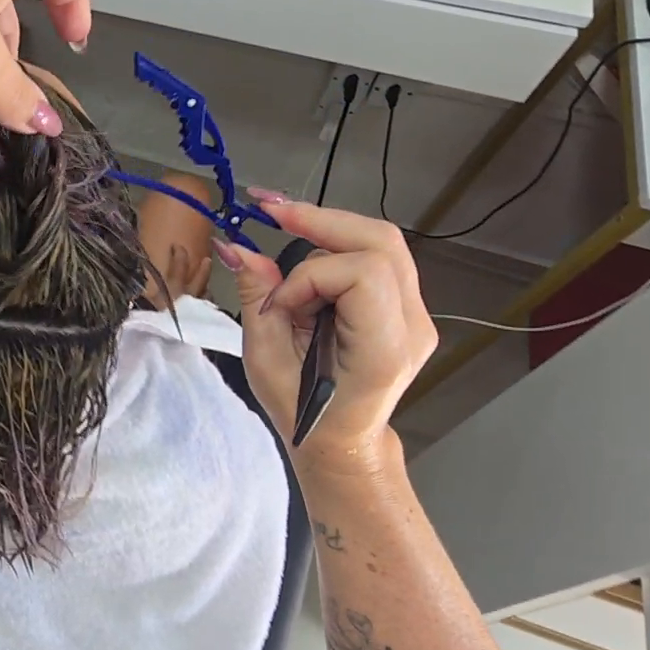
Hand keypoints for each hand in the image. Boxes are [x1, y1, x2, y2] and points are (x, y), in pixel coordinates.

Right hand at [213, 195, 438, 465]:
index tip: (278, 302)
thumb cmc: (301, 411)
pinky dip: (338, 242)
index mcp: (383, 348)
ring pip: (382, 241)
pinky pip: (377, 255)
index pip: (361, 273)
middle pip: (381, 241)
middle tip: (268, 209)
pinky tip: (305, 242)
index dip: (310, 274)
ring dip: (328, 226)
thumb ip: (257, 296)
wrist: (342, 440)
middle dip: (321, 219)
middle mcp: (412, 324)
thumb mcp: (265, 359)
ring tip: (283, 222)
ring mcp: (416, 312)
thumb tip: (233, 247)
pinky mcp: (405, 304)